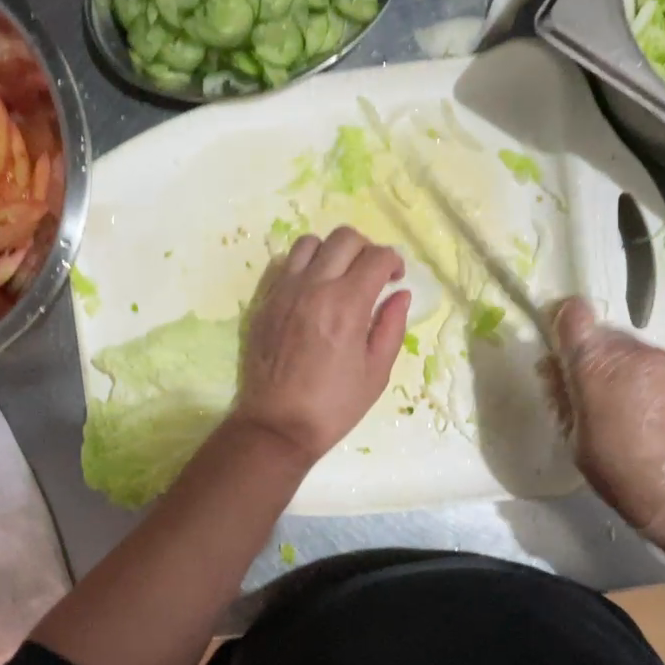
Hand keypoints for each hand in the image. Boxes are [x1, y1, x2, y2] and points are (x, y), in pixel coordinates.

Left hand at [233, 226, 409, 461]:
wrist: (277, 426)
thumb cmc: (333, 407)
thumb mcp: (376, 373)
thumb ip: (391, 327)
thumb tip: (400, 295)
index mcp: (347, 305)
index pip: (377, 257)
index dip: (393, 262)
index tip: (395, 279)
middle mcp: (313, 287)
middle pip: (344, 238)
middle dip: (365, 249)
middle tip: (370, 275)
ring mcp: (284, 291)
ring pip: (310, 243)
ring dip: (331, 252)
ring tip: (338, 277)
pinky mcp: (264, 302)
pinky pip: (284, 264)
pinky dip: (303, 267)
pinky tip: (311, 291)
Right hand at [551, 298, 664, 586]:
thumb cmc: (631, 480)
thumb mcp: (580, 448)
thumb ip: (568, 403)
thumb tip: (558, 375)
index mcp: (597, 367)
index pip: (574, 316)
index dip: (565, 325)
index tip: (563, 346)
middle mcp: (638, 353)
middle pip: (611, 339)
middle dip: (599, 361)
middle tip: (597, 398)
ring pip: (645, 359)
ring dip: (635, 378)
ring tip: (639, 420)